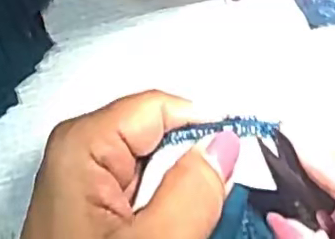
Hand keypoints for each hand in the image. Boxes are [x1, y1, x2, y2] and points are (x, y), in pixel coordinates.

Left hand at [21, 91, 239, 238]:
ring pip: (155, 172)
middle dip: (199, 165)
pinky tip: (191, 229)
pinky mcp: (93, 215)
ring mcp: (86, 184)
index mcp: (85, 142)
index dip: (205, 124)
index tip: (251, 149)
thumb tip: (224, 144)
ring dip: (188, 197)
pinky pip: (143, 201)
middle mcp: (82, 151)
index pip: (157, 108)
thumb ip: (191, 192)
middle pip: (157, 138)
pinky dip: (171, 216)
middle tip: (241, 196)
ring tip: (220, 218)